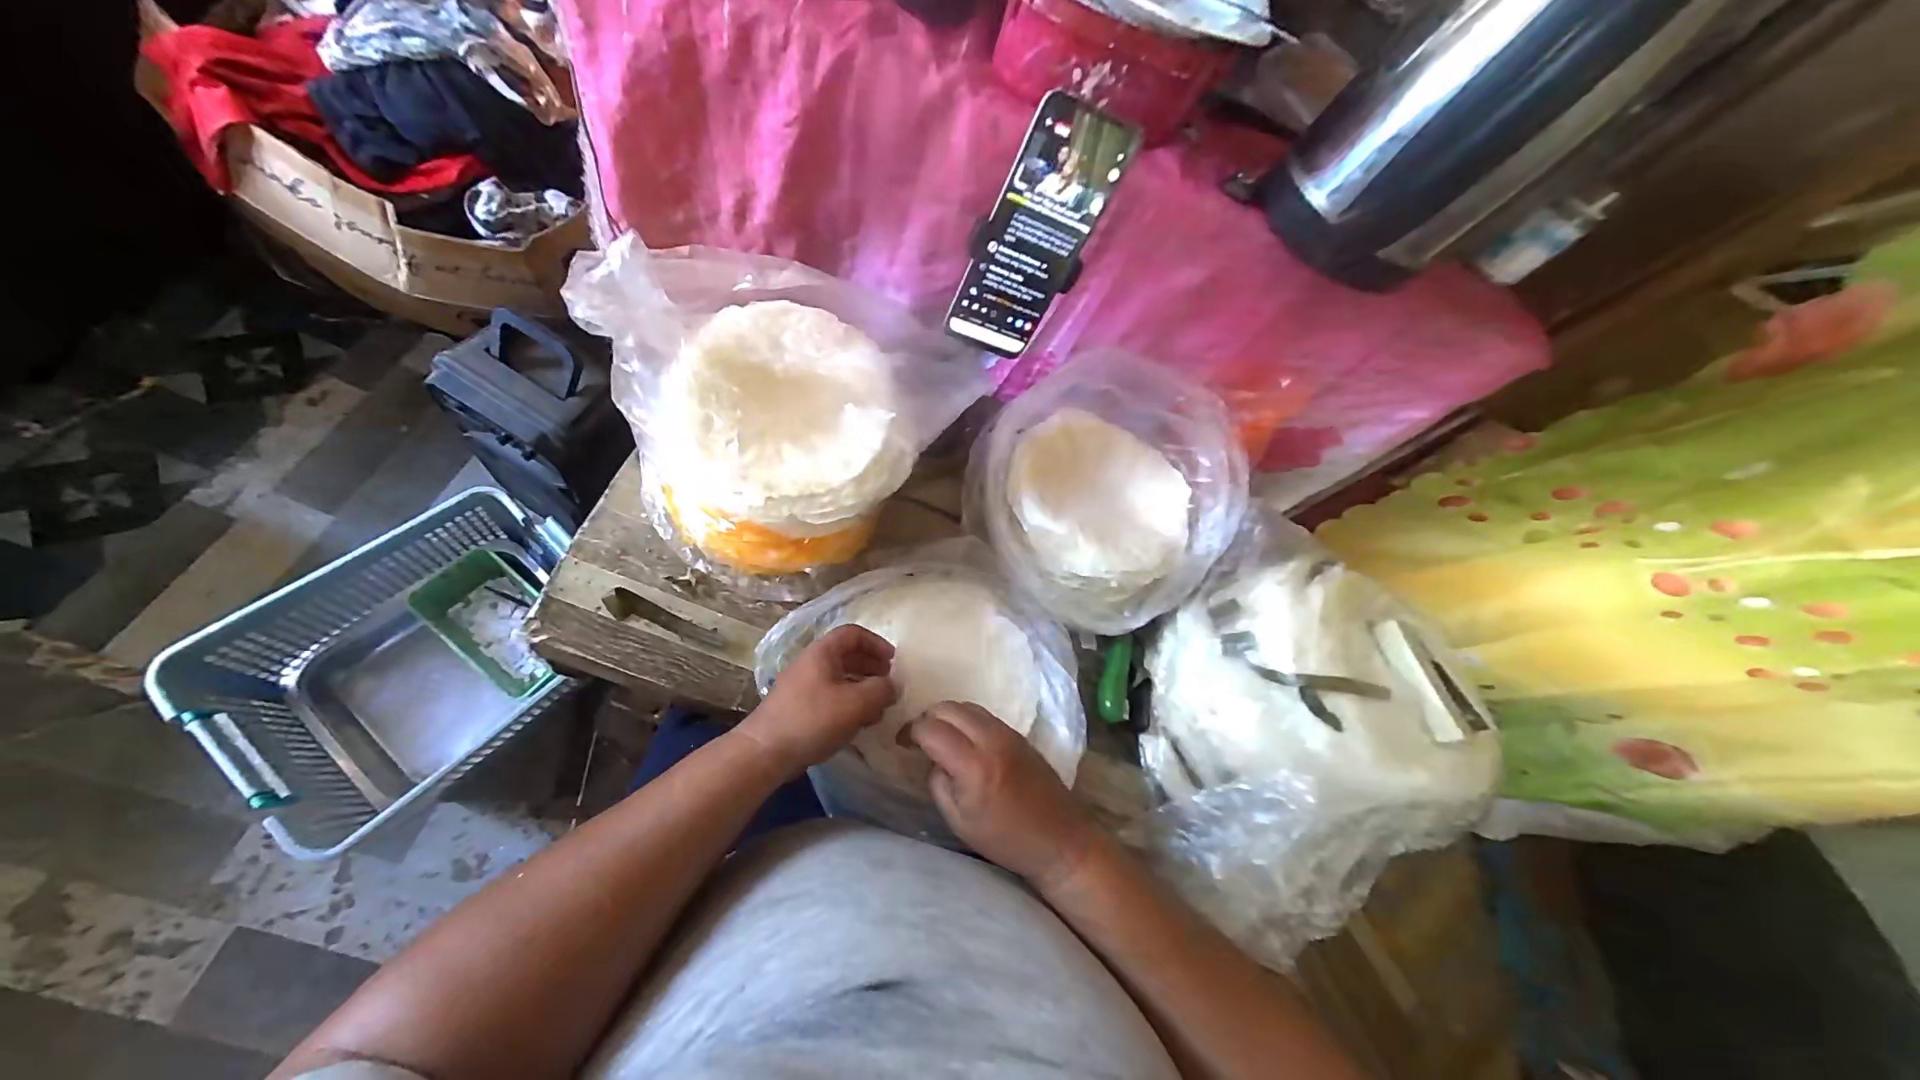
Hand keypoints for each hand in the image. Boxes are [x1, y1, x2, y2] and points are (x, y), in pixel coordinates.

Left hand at [737, 625, 897, 777]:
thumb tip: (892, 686)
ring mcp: (803, 686)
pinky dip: (849, 704)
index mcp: (822, 653)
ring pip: (840, 678)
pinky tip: (858, 723)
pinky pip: (830, 697)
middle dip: (872, 667)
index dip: (876, 643)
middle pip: (847, 655)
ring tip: (878, 708)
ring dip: (862, 688)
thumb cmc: (812, 719)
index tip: (893, 662)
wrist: (765, 751)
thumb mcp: (855, 703)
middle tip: (889, 684)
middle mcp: (811, 663)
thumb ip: (881, 690)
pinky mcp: (799, 708)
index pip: (853, 634)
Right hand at [909, 701, 1103, 893]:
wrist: (1061, 840)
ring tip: (940, 738)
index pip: (931, 728)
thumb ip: (938, 783)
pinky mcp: (1020, 735)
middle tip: (919, 739)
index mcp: (974, 765)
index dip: (910, 732)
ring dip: (948, 716)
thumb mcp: (959, 821)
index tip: (902, 744)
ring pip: (967, 706)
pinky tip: (964, 741)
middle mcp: (991, 740)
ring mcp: (1008, 733)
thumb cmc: (1006, 840)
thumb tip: (931, 759)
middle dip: (927, 718)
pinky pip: (984, 715)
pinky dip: (967, 719)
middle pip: (948, 707)